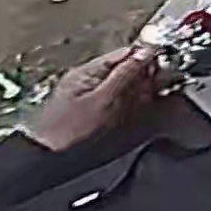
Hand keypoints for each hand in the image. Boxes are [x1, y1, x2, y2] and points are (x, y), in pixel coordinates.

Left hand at [21, 46, 156, 150]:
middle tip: (156, 85)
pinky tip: (138, 106)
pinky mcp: (97, 104)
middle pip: (130, 65)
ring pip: (130, 79)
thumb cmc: (71, 127)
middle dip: (147, 73)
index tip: (163, 66)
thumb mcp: (104, 97)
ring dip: (143, 86)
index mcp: (88, 71)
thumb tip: (149, 50)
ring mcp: (93, 91)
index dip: (148, 56)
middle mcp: (90, 78)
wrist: (47, 160)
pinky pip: (124, 92)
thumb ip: (127, 71)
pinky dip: (135, 96)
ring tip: (146, 98)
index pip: (128, 52)